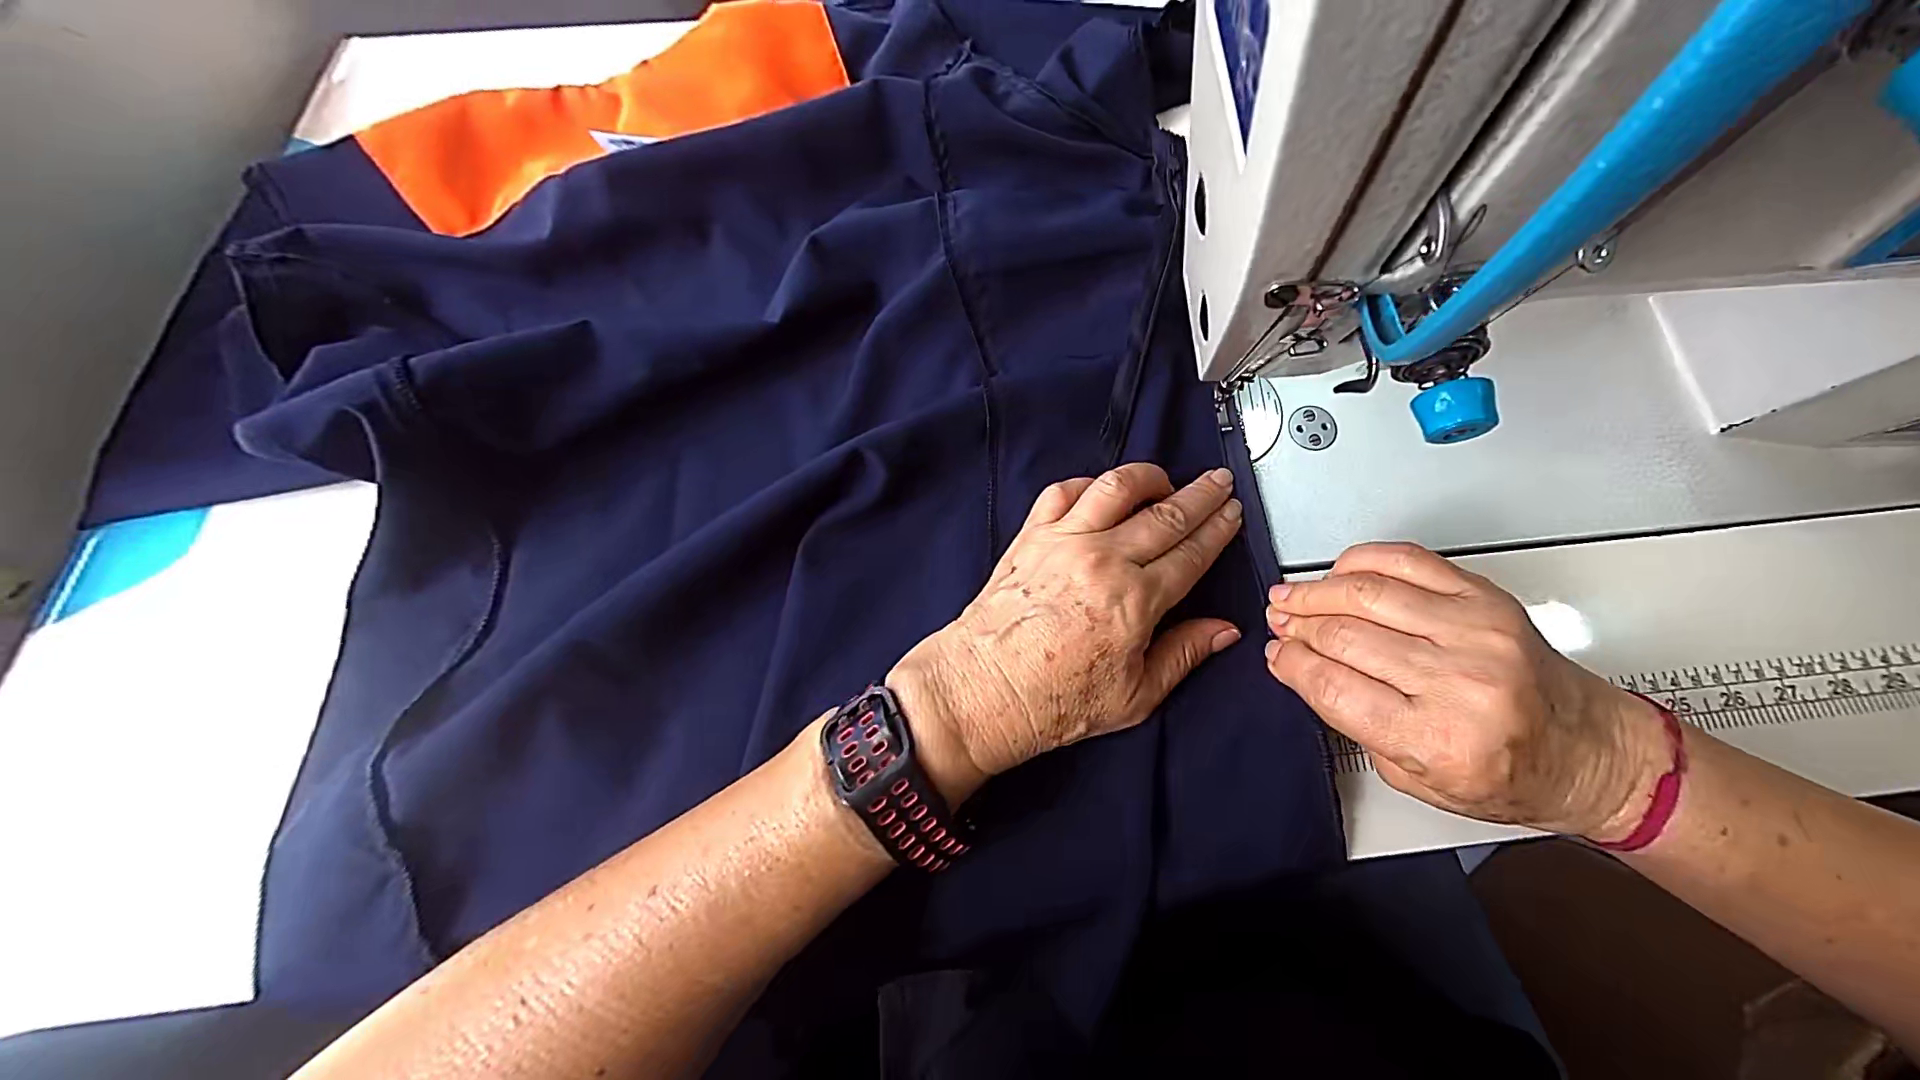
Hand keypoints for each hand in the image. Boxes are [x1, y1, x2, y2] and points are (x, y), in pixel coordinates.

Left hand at [889, 463, 1245, 804]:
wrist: (983, 691)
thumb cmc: (1050, 701)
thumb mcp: (1134, 697)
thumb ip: (1183, 655)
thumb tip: (1222, 632)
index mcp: (1135, 600)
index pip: (1191, 552)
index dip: (1217, 529)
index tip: (1231, 514)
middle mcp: (1102, 560)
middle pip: (1165, 513)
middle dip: (1200, 494)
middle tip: (1217, 483)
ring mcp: (1063, 542)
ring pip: (1116, 488)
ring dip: (1148, 476)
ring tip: (1165, 480)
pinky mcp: (1030, 538)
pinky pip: (1061, 492)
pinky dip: (1086, 483)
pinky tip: (1099, 489)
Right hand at [1262, 542, 1671, 840]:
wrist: (1590, 752)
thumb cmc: (1510, 772)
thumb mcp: (1414, 778)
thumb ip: (1353, 721)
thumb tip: (1303, 666)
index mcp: (1438, 739)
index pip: (1331, 686)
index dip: (1290, 664)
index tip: (1277, 655)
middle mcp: (1460, 681)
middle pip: (1341, 635)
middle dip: (1296, 626)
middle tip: (1279, 622)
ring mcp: (1477, 632)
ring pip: (1364, 592)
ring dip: (1315, 592)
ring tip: (1293, 596)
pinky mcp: (1488, 601)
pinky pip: (1406, 562)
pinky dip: (1360, 561)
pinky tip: (1339, 573)